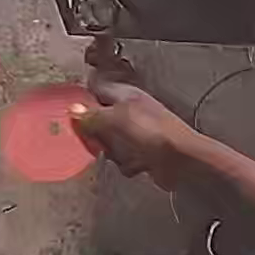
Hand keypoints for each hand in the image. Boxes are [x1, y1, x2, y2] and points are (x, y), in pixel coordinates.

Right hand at [69, 75, 207, 190]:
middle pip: (99, 120)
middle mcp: (130, 112)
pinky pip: (122, 159)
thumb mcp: (118, 119)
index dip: (83, 101)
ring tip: (125, 153)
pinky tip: (137, 164)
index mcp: (126, 96)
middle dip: (97, 135)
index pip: (96, 90)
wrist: (184, 160)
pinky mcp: (141, 152)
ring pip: (108, 143)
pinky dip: (127, 164)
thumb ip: (94, 115)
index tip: (71, 114)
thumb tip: (73, 110)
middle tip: (102, 141)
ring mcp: (136, 132)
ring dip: (114, 152)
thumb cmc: (156, 133)